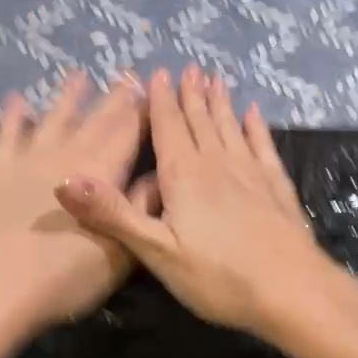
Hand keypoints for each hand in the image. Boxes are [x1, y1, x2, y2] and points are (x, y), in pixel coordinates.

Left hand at [0, 73, 154, 357]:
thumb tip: (160, 177)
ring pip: (54, 118)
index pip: (129, 132)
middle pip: (97, 120)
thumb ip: (140, 209)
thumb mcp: (121, 252)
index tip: (153, 91)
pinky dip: (14, 115)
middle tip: (128, 74)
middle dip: (114, 97)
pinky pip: (6, 133)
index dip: (143, 111)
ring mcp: (28, 158)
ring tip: (79, 75)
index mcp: (104, 173)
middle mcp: (68, 155)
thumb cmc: (65, 276)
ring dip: (68, 97)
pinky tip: (18, 100)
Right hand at [56, 66, 357, 343]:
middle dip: (191, 95)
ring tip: (215, 79)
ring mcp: (251, 173)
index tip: (159, 73)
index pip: (169, 128)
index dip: (161, 101)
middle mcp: (218, 164)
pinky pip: (262, 145)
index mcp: (185, 176)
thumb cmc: (219, 276)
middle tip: (189, 68)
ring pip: (230, 127)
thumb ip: (113, 214)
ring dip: (220, 103)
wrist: (292, 290)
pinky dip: (256, 127)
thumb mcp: (156, 252)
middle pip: (200, 121)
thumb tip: (65, 179)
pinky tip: (255, 114)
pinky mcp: (276, 187)